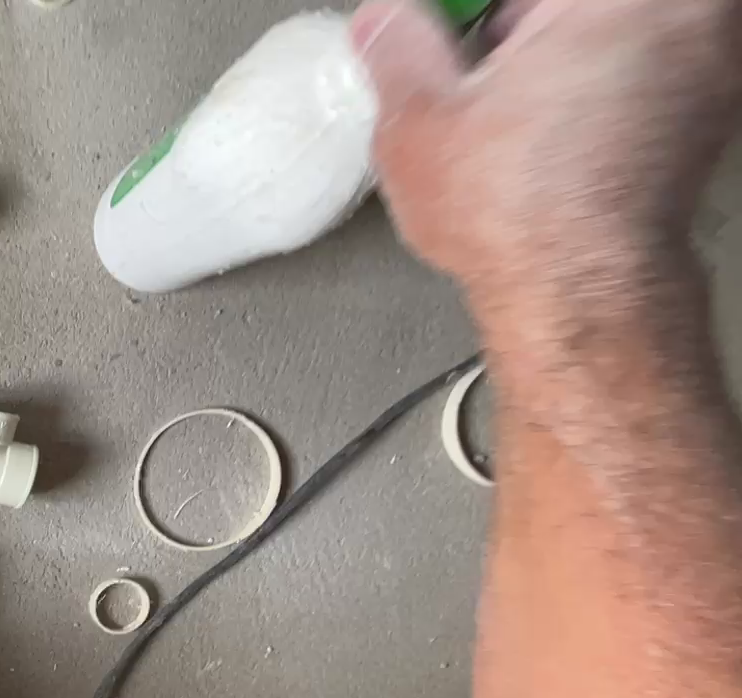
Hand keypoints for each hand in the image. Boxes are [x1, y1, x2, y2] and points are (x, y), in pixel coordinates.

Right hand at [353, 0, 741, 327]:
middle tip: (460, 75)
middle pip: (563, 9)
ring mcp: (709, 53)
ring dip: (544, 61)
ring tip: (493, 117)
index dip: (458, 15)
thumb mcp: (415, 121)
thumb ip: (397, 51)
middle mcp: (681, 11)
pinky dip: (582, 89)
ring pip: (603, 34)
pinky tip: (535, 139)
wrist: (573, 277)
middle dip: (506, 32)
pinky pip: (636, 68)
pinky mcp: (708, 102)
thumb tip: (382, 17)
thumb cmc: (509, 205)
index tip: (430, 31)